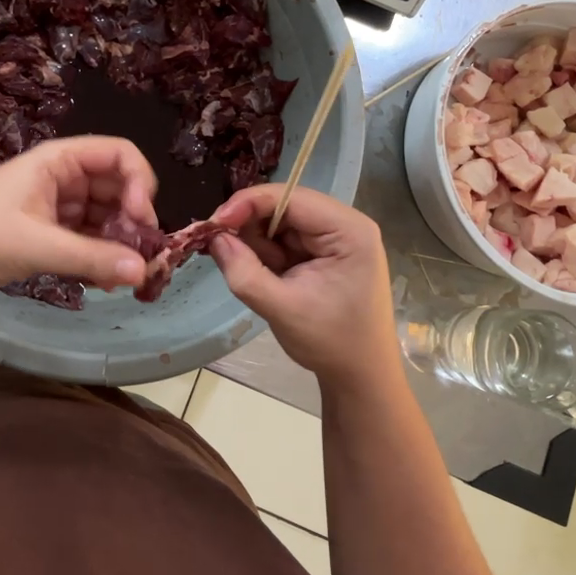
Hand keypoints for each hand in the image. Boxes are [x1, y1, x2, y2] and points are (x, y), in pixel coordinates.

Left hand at [0, 137, 158, 298]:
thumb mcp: (37, 244)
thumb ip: (91, 257)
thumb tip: (142, 271)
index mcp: (59, 161)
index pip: (119, 155)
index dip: (139, 183)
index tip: (140, 220)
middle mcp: (63, 177)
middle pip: (117, 188)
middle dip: (133, 220)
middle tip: (141, 257)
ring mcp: (57, 205)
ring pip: (105, 217)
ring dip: (118, 243)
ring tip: (124, 277)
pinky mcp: (50, 232)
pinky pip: (88, 238)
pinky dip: (100, 256)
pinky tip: (105, 282)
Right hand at [210, 185, 398, 389]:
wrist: (361, 376)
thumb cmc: (332, 343)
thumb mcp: (282, 309)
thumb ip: (244, 273)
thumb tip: (214, 238)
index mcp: (348, 230)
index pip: (290, 198)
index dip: (248, 204)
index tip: (214, 224)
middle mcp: (344, 224)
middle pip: (284, 206)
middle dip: (251, 228)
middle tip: (226, 253)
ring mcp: (335, 238)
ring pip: (279, 222)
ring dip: (258, 245)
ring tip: (260, 278)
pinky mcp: (324, 252)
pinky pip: (284, 239)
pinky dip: (266, 254)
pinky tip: (267, 278)